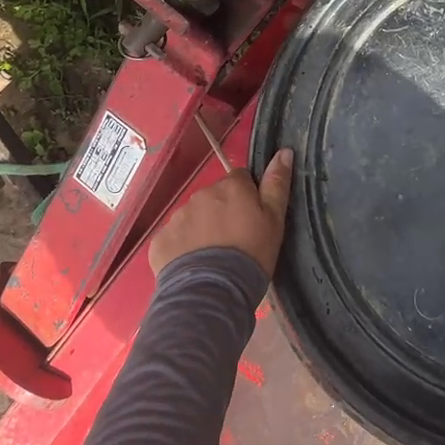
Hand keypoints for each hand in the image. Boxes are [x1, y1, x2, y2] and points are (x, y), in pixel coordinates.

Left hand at [148, 149, 294, 276]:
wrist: (211, 293)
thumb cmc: (250, 254)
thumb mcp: (274, 220)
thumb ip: (277, 184)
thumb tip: (284, 151)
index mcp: (231, 187)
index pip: (241, 179)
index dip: (247, 197)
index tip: (251, 220)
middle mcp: (201, 194)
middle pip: (215, 197)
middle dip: (222, 212)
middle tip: (234, 241)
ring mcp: (177, 217)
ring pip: (194, 216)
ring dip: (202, 228)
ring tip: (212, 257)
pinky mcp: (160, 240)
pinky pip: (174, 237)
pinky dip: (182, 247)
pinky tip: (193, 266)